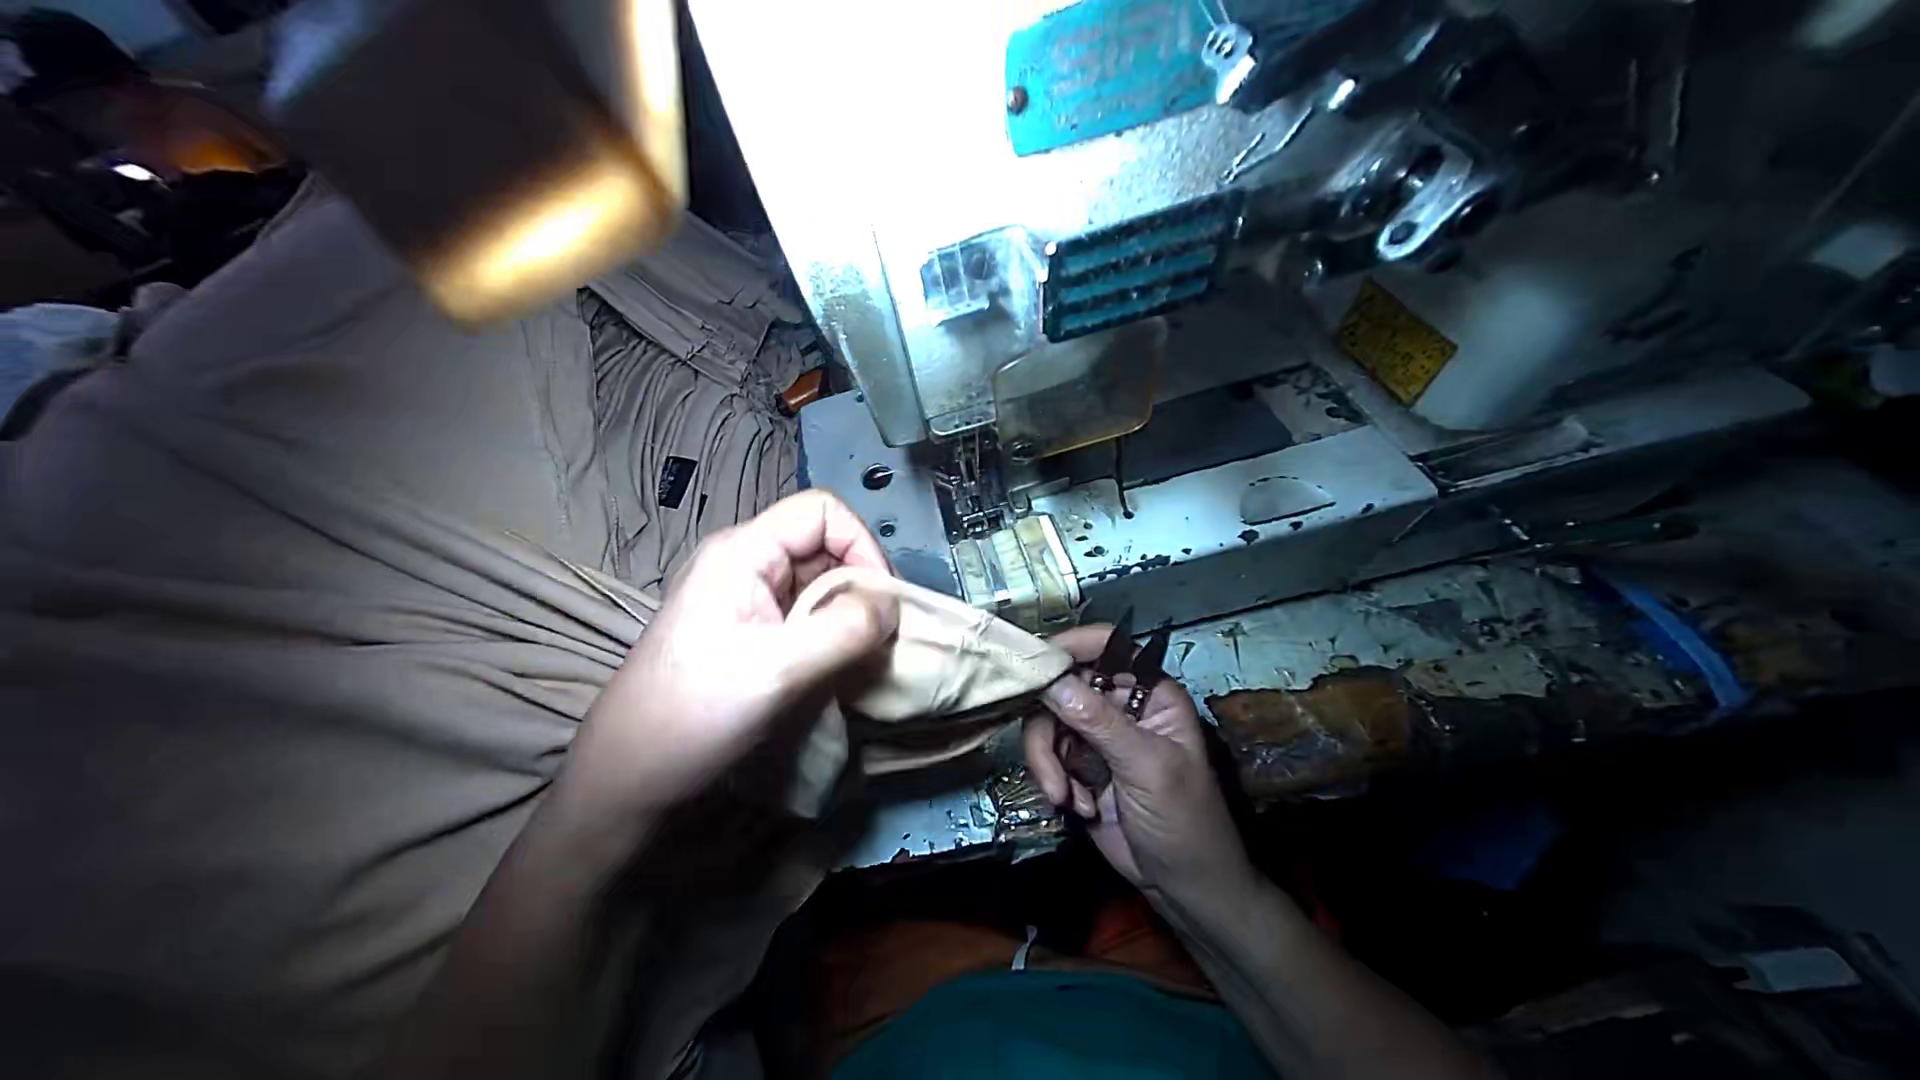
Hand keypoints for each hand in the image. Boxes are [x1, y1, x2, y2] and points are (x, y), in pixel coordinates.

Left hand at [556, 491, 898, 831]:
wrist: (629, 778)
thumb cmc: (695, 714)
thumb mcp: (778, 670)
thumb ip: (846, 629)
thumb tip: (894, 604)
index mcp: (743, 551)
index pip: (822, 512)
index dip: (862, 545)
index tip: (881, 601)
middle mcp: (744, 563)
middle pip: (824, 547)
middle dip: (860, 586)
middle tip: (879, 639)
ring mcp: (744, 598)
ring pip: (818, 583)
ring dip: (849, 615)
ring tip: (861, 658)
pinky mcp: (748, 631)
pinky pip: (805, 614)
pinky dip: (831, 635)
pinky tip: (836, 669)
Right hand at [1023, 629, 1254, 902]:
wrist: (1183, 887)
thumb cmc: (1185, 820)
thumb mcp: (1147, 767)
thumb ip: (1098, 722)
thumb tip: (1052, 681)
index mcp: (1150, 692)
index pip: (1107, 648)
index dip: (1072, 646)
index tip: (1035, 662)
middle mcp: (1119, 704)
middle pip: (1064, 685)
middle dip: (1050, 725)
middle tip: (1047, 760)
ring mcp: (1095, 734)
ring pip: (1048, 721)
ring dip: (1048, 761)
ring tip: (1064, 796)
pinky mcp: (1077, 764)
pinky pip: (1046, 753)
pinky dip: (1052, 778)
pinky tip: (1075, 805)